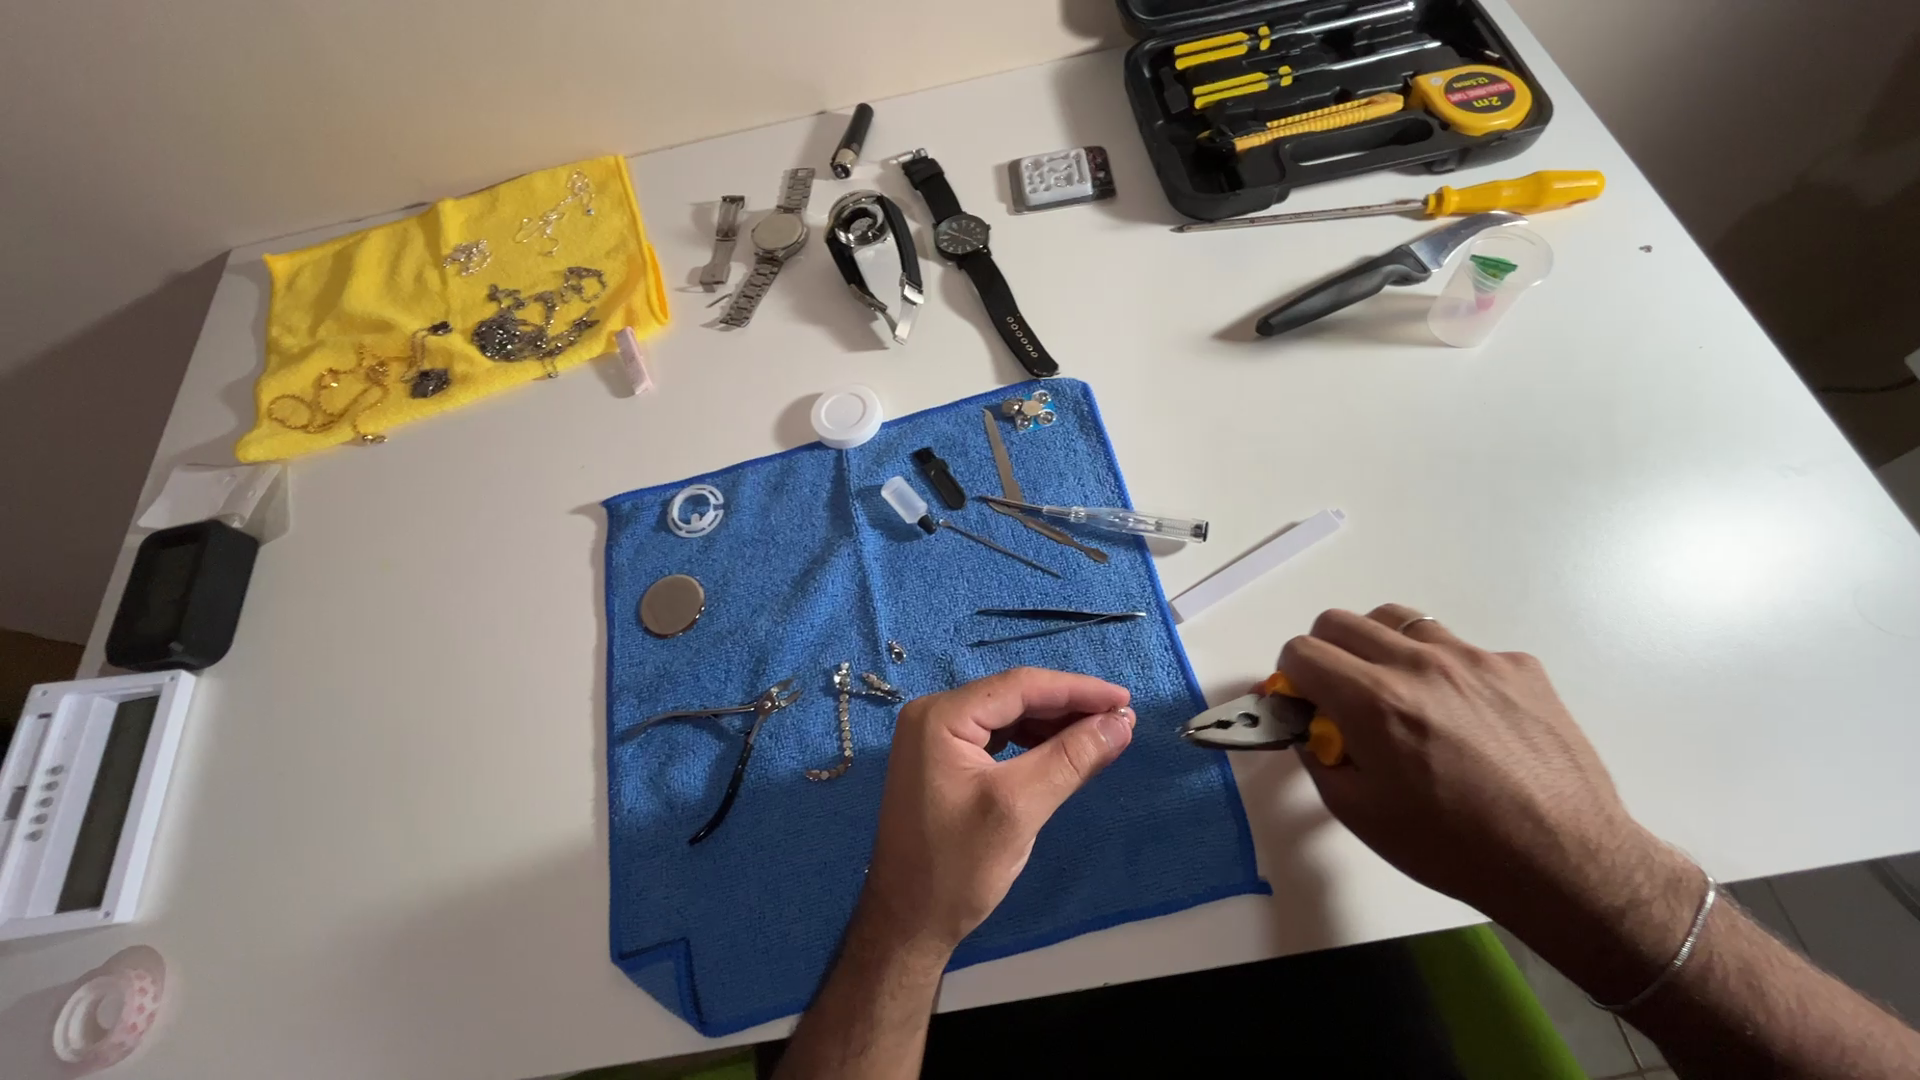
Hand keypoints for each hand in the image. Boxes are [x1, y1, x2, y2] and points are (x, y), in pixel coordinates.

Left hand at [861, 667, 1134, 953]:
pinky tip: (1063, 750)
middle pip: (1014, 696)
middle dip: (1068, 706)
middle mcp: (934, 714)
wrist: (908, 921)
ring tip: (1101, 735)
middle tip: (1120, 720)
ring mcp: (936, 737)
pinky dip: (1033, 742)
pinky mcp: (944, 759)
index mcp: (941, 716)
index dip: (1077, 689)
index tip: (1124, 701)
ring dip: (1054, 724)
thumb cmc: (957, 867)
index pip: (1020, 686)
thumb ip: (1071, 758)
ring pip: (1008, 716)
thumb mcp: (1020, 808)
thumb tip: (1121, 724)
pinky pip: (997, 737)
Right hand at [1280, 604, 1685, 928]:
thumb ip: (1318, 754)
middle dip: (1325, 654)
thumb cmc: (1450, 847)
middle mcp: (1418, 665)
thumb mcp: (1357, 812)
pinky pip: (1458, 646)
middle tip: (1342, 696)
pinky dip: (1441, 669)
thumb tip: (1308, 723)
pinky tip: (1462, 715)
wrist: (1566, 862)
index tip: (1307, 705)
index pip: (1301, 651)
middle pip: (1339, 622)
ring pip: (1397, 619)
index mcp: (1373, 702)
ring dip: (1378, 647)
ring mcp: (1473, 658)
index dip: (1292, 678)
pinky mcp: (1517, 665)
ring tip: (1397, 691)